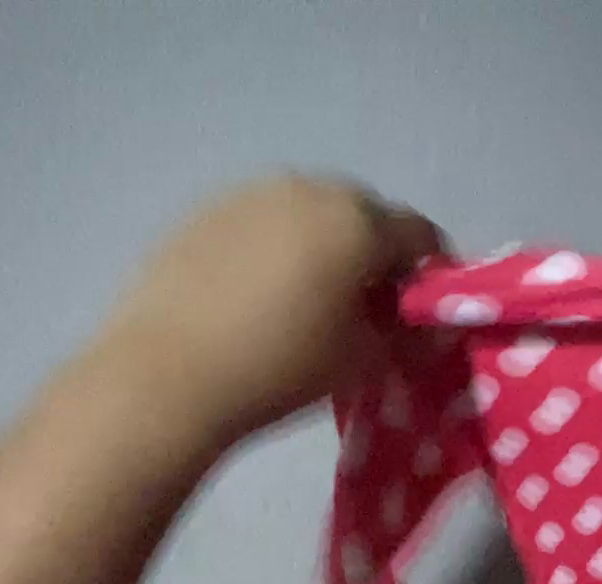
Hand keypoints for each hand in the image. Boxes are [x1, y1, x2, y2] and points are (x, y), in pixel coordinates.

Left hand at [88, 177, 442, 440]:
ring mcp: (251, 194)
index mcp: (358, 221)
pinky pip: (266, 222)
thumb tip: (430, 325)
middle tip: (371, 309)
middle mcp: (308, 189)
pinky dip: (281, 248)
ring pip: (313, 214)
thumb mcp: (366, 360)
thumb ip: (410, 335)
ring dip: (328, 248)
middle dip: (378, 256)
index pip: (421, 234)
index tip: (423, 312)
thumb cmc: (284, 365)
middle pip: (366, 215)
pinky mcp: (205, 211)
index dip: (431, 274)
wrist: (169, 376)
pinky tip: (264, 295)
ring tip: (314, 301)